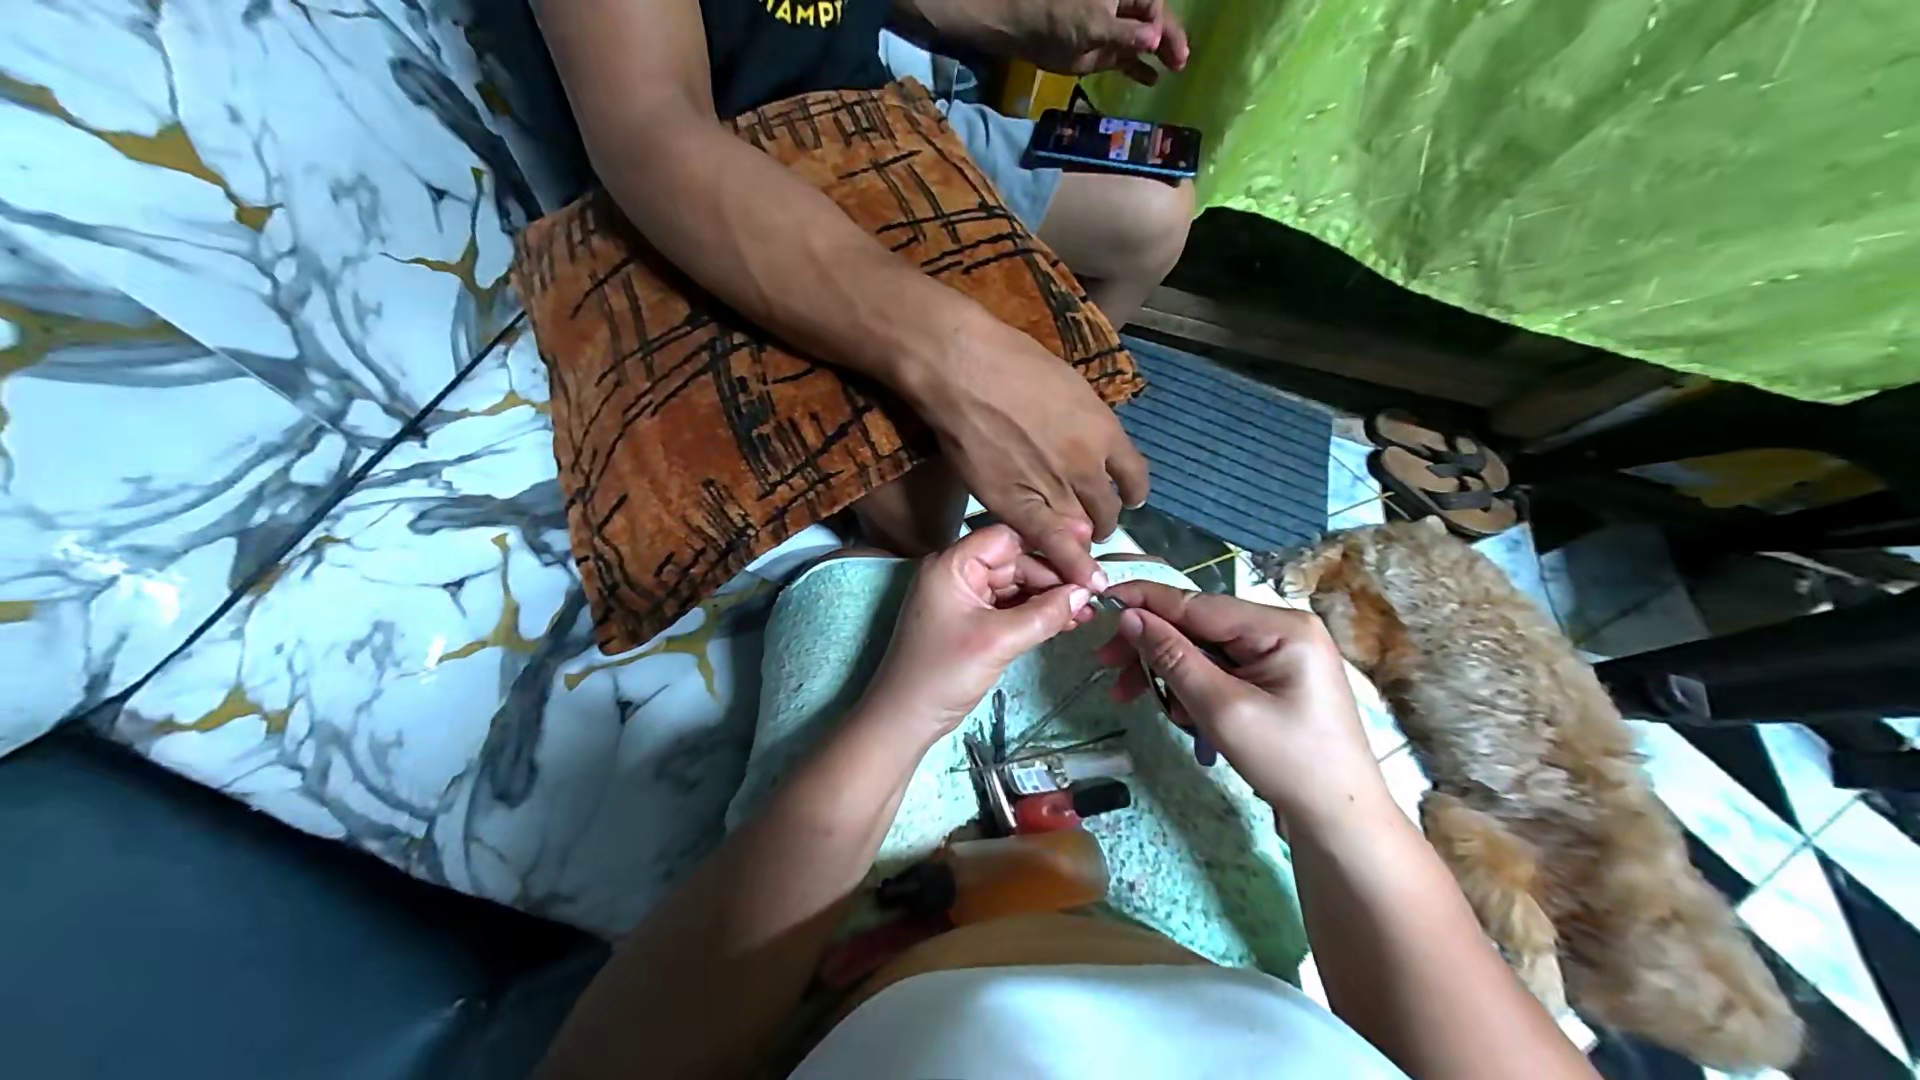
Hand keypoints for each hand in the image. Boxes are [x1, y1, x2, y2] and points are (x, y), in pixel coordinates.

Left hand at [864, 525, 1097, 733]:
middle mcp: (958, 572)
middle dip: (1054, 578)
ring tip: (1088, 612)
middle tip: (1094, 593)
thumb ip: (1044, 614)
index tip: (1087, 559)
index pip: (1008, 537)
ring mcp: (965, 597)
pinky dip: (1037, 614)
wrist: (905, 718)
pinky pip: (1011, 607)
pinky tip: (1067, 622)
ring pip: (1017, 585)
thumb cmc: (943, 672)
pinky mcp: (973, 620)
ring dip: (1050, 598)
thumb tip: (1085, 593)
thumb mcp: (997, 640)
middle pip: (1016, 561)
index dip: (1048, 546)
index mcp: (952, 563)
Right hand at [908, 316, 1149, 592]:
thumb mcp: (1068, 385)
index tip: (1127, 498)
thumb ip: (1084, 422)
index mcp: (1105, 430)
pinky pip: (1051, 540)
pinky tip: (1081, 576)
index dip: (1132, 492)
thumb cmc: (1012, 361)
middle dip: (1104, 520)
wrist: (965, 370)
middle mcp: (1087, 465)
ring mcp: (1053, 488)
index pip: (1135, 475)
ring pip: (1082, 527)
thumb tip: (1087, 443)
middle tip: (1094, 524)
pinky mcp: (1017, 504)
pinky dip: (1069, 562)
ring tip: (1076, 541)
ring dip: (1083, 536)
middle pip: (1108, 508)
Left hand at [1013, 0, 1190, 83]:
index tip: (1171, 51)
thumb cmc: (1059, 20)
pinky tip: (1153, 79)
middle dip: (1169, 40)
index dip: (1166, 28)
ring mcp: (1114, 30)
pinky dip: (1139, 68)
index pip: (1155, 7)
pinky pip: (1127, 58)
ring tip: (1176, 69)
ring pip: (1143, 40)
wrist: (1026, 28)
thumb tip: (1154, 40)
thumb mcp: (1095, 26)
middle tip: (1183, 62)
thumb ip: (1125, 35)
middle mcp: (1123, 7)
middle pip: (1154, 22)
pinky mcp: (1104, 50)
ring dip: (1159, 54)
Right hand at [1096, 581, 1389, 830]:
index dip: (1146, 601)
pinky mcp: (1273, 677)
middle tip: (1107, 667)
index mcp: (1281, 626)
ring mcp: (1279, 653)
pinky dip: (1190, 686)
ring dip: (1166, 671)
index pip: (1197, 603)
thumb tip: (1129, 616)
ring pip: (1203, 649)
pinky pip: (1218, 668)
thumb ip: (1172, 657)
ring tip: (1133, 697)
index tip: (1103, 601)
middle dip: (1151, 646)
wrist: (1340, 821)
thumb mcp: (1221, 708)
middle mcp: (1281, 629)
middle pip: (1197, 625)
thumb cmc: (1288, 762)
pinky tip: (1178, 712)